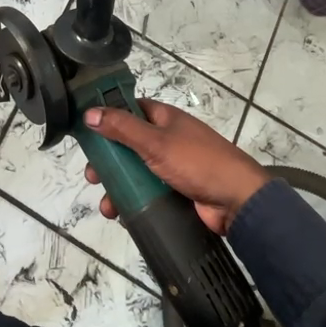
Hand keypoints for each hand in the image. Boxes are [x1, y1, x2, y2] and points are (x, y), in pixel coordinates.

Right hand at [82, 99, 269, 233]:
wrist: (238, 202)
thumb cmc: (197, 162)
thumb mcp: (156, 142)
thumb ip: (122, 128)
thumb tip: (90, 113)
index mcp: (163, 118)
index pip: (128, 110)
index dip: (107, 118)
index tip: (87, 133)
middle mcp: (167, 138)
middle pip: (128, 146)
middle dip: (108, 163)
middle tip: (93, 177)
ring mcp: (172, 167)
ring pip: (136, 174)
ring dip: (118, 188)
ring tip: (107, 207)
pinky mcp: (177, 192)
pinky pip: (148, 194)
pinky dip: (134, 203)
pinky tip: (124, 216)